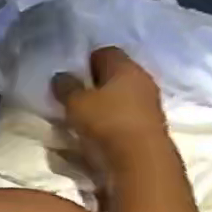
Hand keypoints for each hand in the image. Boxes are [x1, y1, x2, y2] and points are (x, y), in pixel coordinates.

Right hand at [51, 46, 173, 173]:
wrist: (140, 160)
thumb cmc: (106, 122)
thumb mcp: (76, 103)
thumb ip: (66, 87)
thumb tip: (61, 76)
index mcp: (126, 68)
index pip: (106, 52)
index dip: (87, 59)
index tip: (72, 72)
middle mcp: (143, 81)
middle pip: (116, 74)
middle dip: (96, 82)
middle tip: (74, 94)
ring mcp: (149, 105)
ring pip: (122, 96)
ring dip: (104, 103)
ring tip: (82, 115)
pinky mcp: (149, 126)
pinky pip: (125, 116)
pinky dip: (111, 120)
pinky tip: (96, 131)